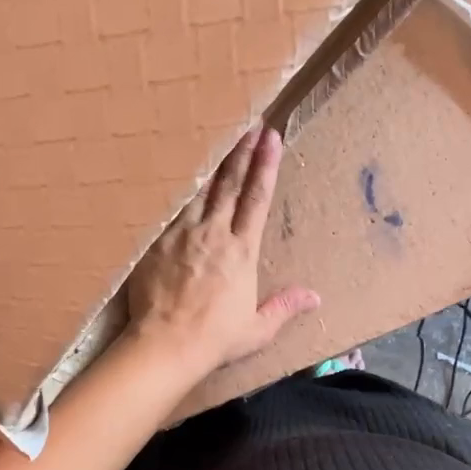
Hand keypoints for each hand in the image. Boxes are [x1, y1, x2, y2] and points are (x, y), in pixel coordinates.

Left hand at [123, 125, 320, 378]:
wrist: (166, 344)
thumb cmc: (214, 340)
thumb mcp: (257, 329)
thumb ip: (285, 307)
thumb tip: (314, 297)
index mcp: (242, 252)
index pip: (257, 198)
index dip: (266, 166)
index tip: (272, 139)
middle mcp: (213, 234)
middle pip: (230, 184)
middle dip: (243, 152)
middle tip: (250, 125)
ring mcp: (182, 235)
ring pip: (199, 191)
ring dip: (212, 165)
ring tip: (218, 140)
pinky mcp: (156, 243)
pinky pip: (170, 209)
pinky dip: (179, 191)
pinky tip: (179, 178)